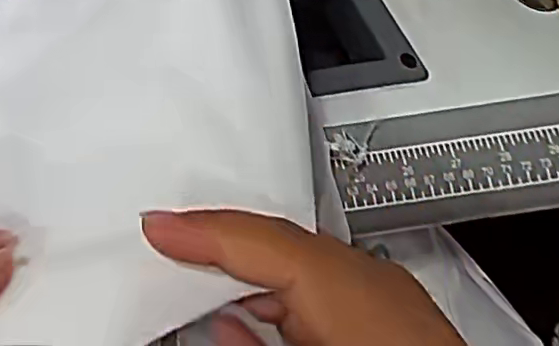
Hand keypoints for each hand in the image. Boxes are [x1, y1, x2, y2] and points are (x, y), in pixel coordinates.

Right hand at [142, 210, 465, 345]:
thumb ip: (255, 342)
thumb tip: (219, 323)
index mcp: (353, 288)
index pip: (261, 237)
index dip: (200, 228)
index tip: (156, 225)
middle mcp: (376, 281)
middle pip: (277, 241)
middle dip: (222, 243)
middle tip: (170, 243)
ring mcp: (394, 297)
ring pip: (302, 261)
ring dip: (253, 272)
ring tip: (206, 285)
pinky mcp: (402, 317)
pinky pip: (328, 285)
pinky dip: (289, 294)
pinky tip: (264, 319)